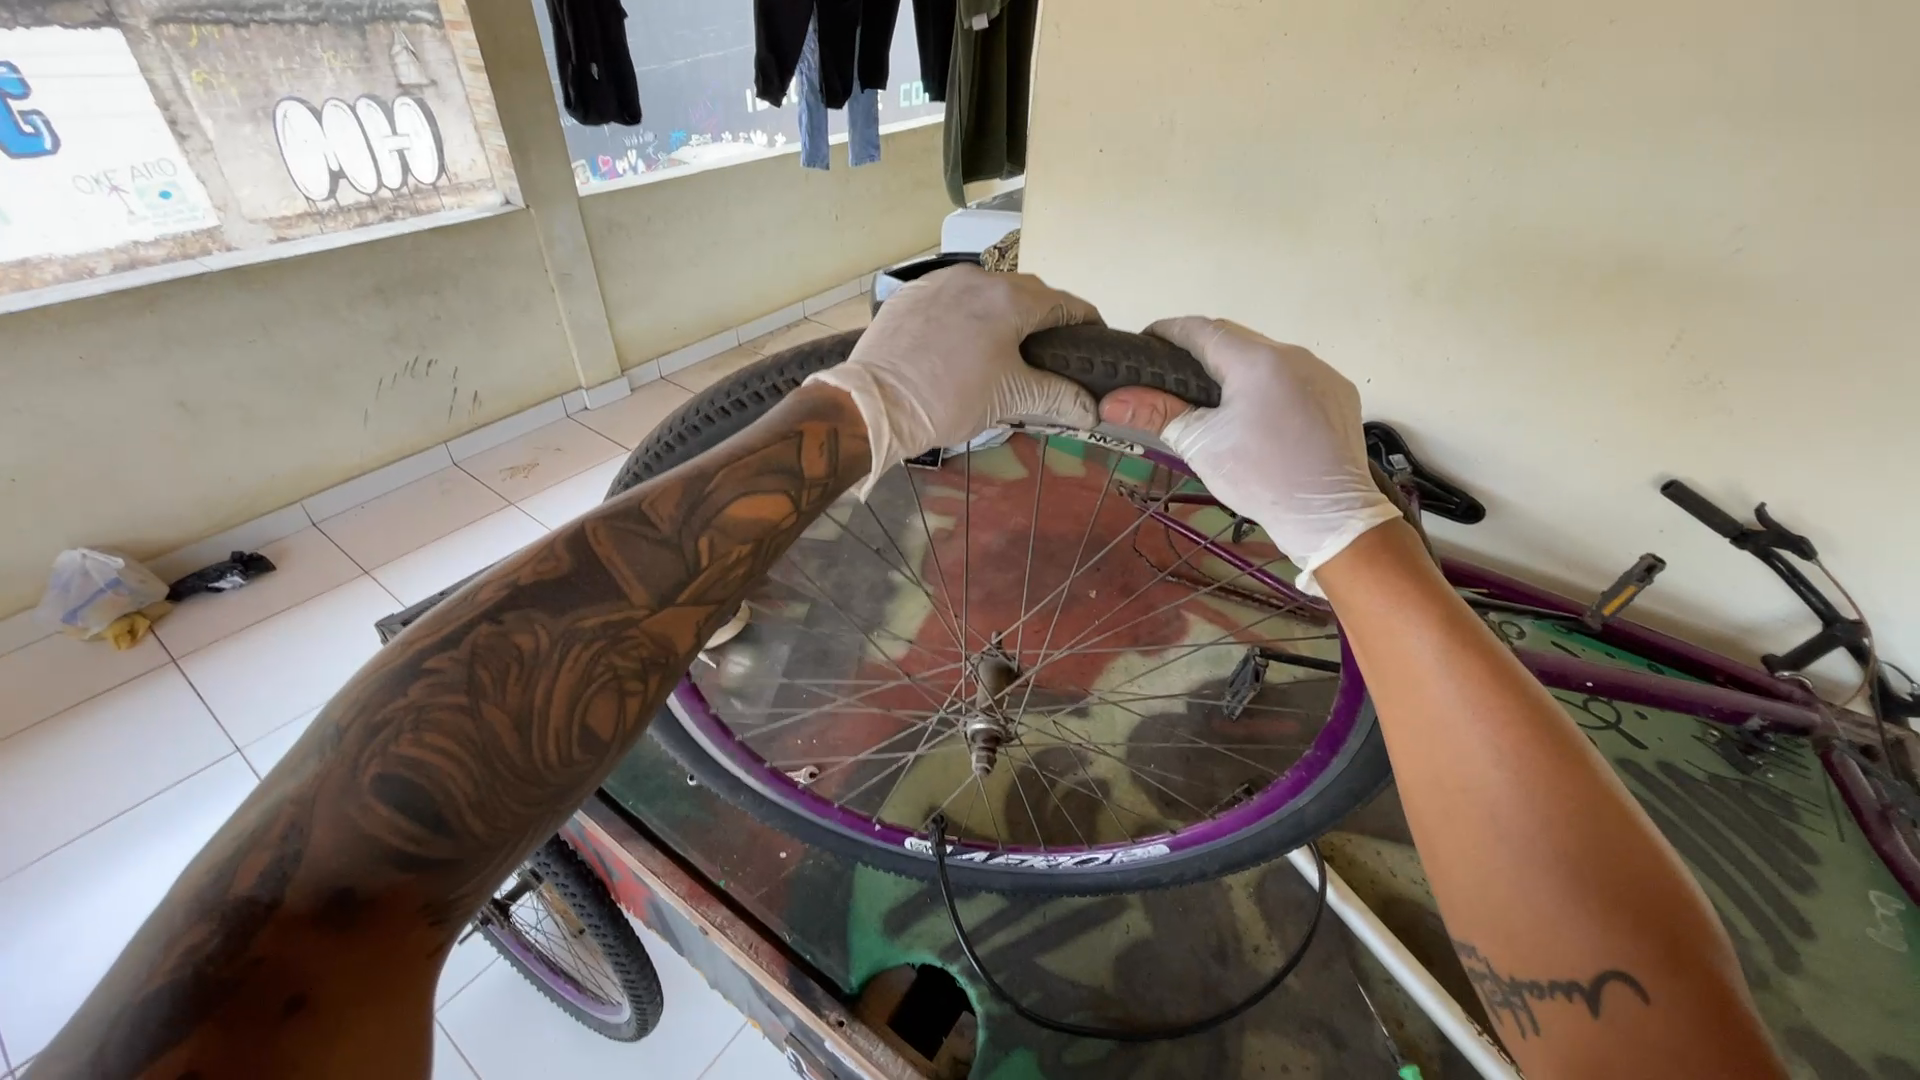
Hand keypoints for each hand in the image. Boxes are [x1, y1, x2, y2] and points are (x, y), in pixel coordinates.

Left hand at [806, 264, 1102, 494]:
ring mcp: (939, 281)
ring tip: (1001, 350)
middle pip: (1026, 294)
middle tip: (1047, 355)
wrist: (876, 404)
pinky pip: (951, 299)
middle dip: (1042, 321)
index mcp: (1011, 298)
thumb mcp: (1012, 399)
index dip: (1085, 324)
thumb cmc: (951, 399)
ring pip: (985, 293)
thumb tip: (1094, 410)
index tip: (1092, 344)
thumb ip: (1058, 397)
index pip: (1065, 304)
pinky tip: (960, 344)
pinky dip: (965, 316)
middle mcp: (978, 277)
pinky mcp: (910, 294)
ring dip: (1001, 315)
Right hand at [1099, 317, 1400, 595]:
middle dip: (1201, 350)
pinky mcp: (1338, 393)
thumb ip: (1156, 413)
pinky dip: (1268, 384)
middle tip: (1171, 373)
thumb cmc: (1258, 477)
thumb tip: (1110, 401)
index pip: (1202, 329)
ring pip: (1266, 357)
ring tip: (1212, 397)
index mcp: (1255, 361)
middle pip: (1236, 338)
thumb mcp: (1200, 445)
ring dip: (1236, 367)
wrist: (1328, 516)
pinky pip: (1293, 376)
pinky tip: (1257, 413)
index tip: (1145, 341)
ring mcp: (1321, 372)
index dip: (1169, 331)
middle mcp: (1291, 354)